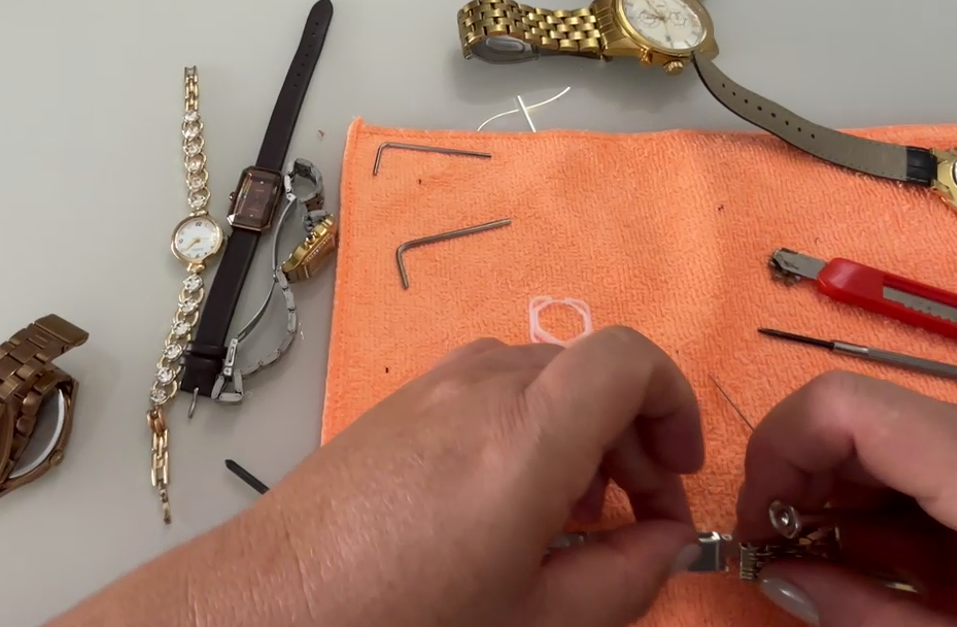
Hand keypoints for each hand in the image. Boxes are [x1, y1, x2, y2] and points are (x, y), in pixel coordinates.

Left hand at [54, 327, 705, 626]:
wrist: (280, 595)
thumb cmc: (411, 616)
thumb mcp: (535, 619)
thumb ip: (626, 576)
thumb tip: (669, 537)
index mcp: (525, 432)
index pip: (626, 356)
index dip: (672, 398)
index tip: (677, 471)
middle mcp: (483, 382)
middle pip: (587, 370)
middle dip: (631, 434)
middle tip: (634, 518)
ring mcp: (437, 379)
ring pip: (540, 374)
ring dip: (577, 428)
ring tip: (570, 513)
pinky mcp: (406, 392)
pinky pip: (490, 383)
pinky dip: (525, 421)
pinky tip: (506, 493)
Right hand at [736, 371, 956, 625]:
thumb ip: (875, 622)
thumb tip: (777, 579)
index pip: (842, 404)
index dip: (777, 452)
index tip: (756, 528)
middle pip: (864, 419)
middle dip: (805, 480)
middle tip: (786, 559)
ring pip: (900, 446)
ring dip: (849, 500)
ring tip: (836, 574)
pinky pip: (949, 477)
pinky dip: (903, 516)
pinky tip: (903, 576)